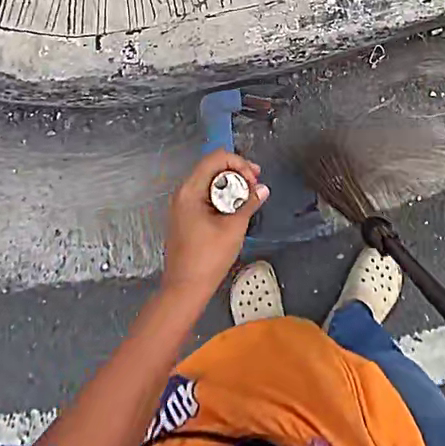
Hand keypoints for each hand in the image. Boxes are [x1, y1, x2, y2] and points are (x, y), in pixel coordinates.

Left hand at [161, 150, 267, 298]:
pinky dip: (221, 195)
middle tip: (256, 183)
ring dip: (230, 183)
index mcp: (190, 190)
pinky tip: (236, 206)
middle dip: (236, 171)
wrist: (185, 287)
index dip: (238, 163)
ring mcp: (182, 203)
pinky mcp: (186, 215)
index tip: (254, 179)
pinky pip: (205, 194)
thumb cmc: (207, 258)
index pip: (214, 158)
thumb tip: (262, 189)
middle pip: (211, 166)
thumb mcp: (233, 229)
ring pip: (209, 181)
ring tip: (250, 194)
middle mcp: (183, 192)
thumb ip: (248, 204)